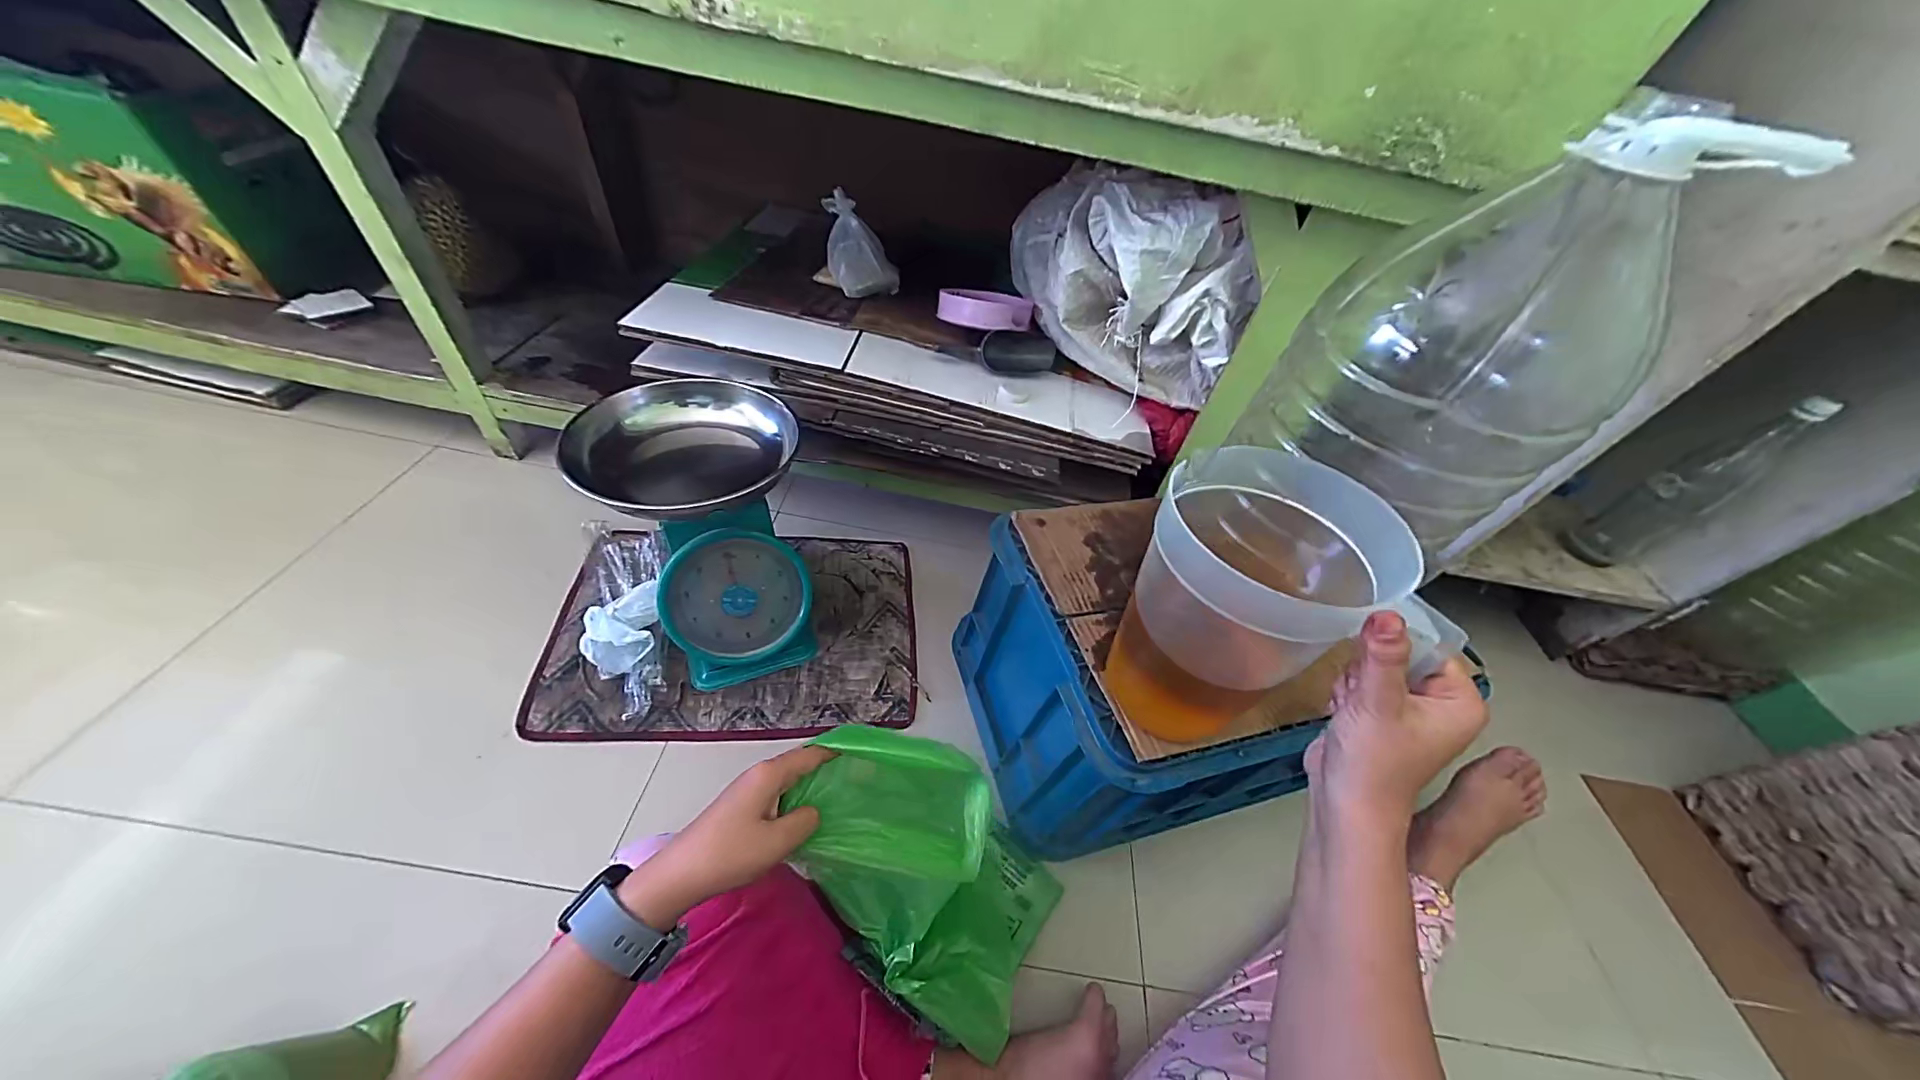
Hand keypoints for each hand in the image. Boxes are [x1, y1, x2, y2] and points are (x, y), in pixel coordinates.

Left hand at [617, 745, 834, 923]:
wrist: (680, 874)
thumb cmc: (729, 854)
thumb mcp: (777, 841)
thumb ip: (804, 822)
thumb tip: (813, 812)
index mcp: (770, 774)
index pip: (811, 753)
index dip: (835, 751)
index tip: (860, 752)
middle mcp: (759, 775)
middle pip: (800, 763)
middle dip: (825, 768)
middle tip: (855, 779)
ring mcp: (749, 790)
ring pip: (789, 781)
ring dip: (810, 787)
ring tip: (837, 798)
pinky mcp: (742, 806)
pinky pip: (778, 795)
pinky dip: (795, 800)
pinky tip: (804, 818)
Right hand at [1306, 611, 1487, 826]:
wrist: (1344, 803)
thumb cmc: (1373, 760)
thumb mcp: (1378, 701)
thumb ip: (1383, 655)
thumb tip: (1388, 614)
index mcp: (1460, 701)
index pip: (1429, 648)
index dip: (1396, 646)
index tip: (1370, 661)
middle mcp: (1440, 704)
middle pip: (1398, 654)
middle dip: (1367, 668)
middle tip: (1360, 695)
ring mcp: (1408, 711)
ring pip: (1374, 667)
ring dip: (1352, 681)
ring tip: (1350, 707)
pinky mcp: (1380, 717)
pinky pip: (1361, 683)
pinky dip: (1346, 693)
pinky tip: (1342, 712)